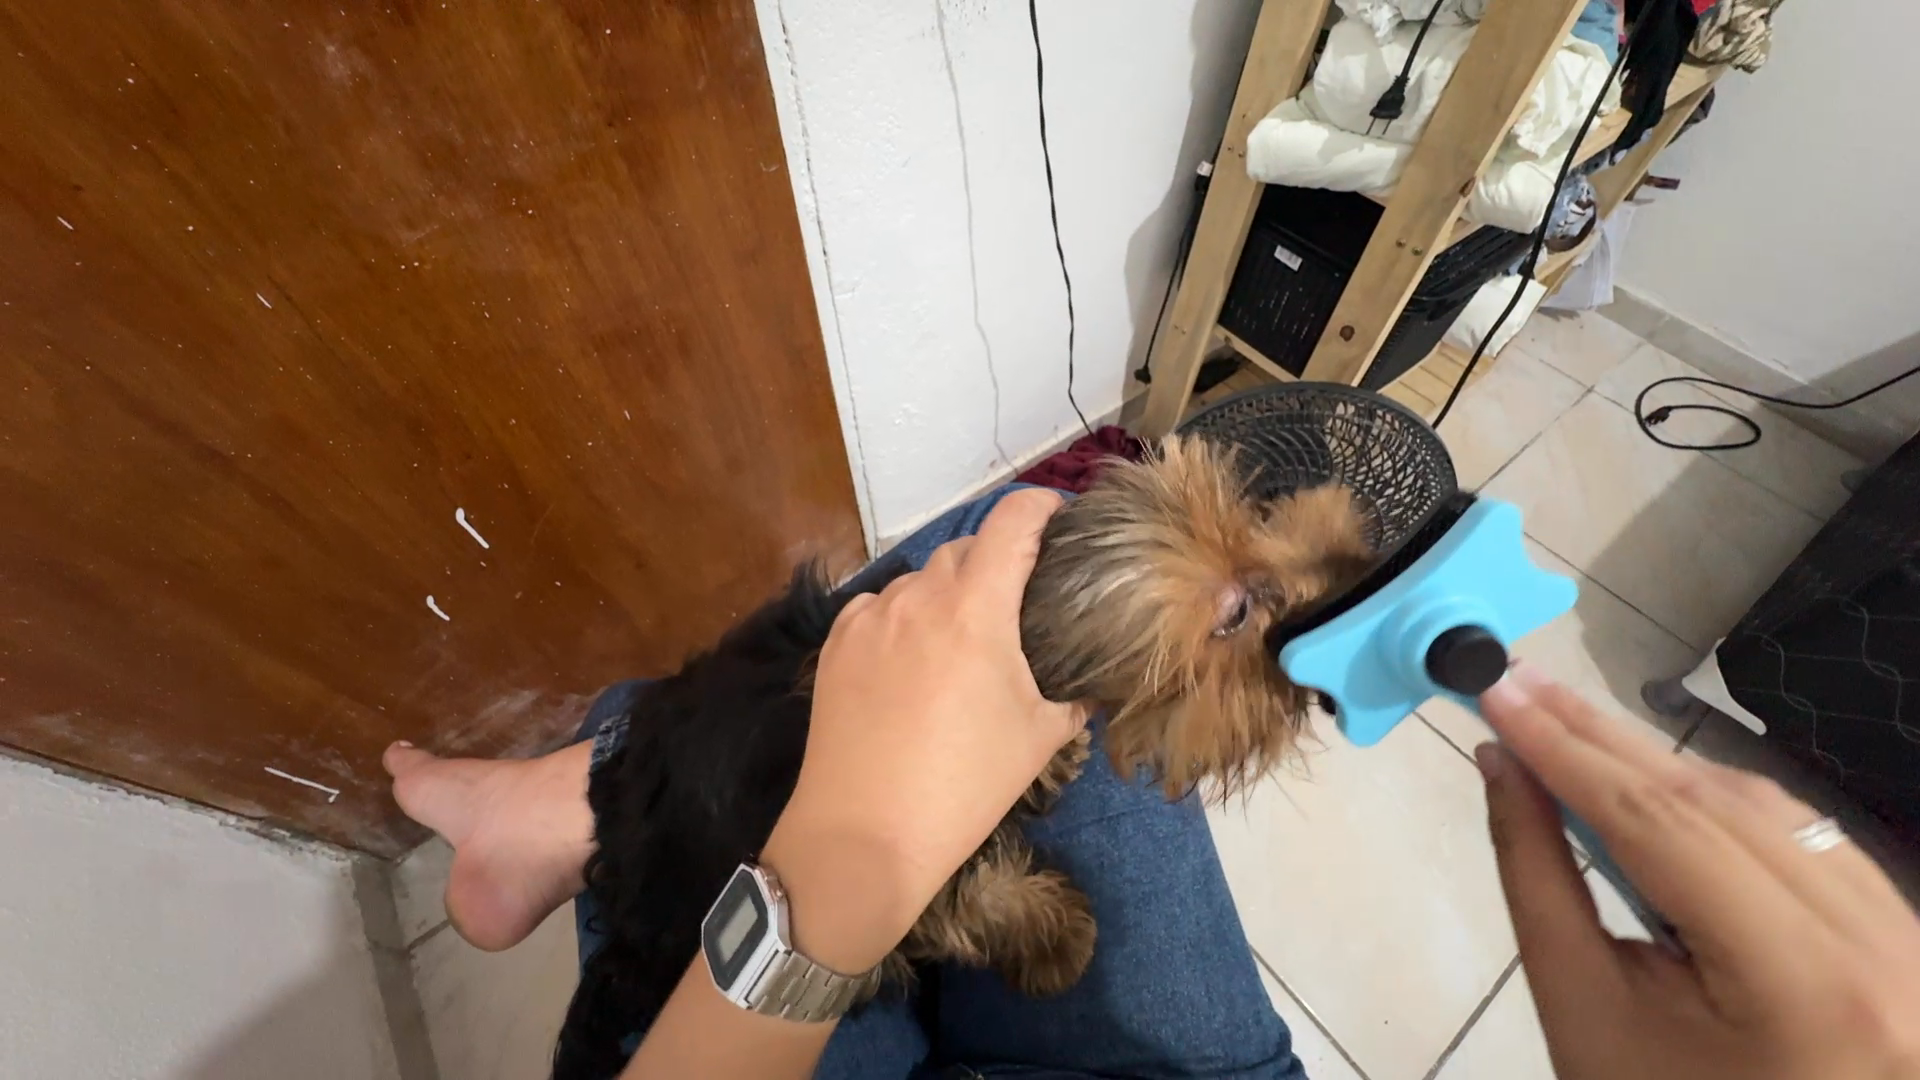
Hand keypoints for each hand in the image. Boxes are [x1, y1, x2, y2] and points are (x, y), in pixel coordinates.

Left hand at [761, 490, 1086, 973]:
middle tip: (1013, 604)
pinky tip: (908, 658)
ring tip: (957, 641)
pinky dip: (903, 616)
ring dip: (947, 593)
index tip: (1057, 518)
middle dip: (996, 561)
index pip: (1012, 520)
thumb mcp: (1039, 737)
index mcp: (976, 607)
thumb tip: (1094, 684)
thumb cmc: (964, 785)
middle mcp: (919, 595)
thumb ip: (1076, 695)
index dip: (1041, 506)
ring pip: (921, 578)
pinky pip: (880, 606)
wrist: (863, 833)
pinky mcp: (835, 640)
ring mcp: (871, 615)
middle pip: (966, 548)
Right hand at [1476, 664, 1919, 1079]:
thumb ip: (1532, 864)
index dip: (1561, 747)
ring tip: (1560, 719)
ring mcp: (1912, 945)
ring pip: (1758, 807)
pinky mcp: (1902, 941)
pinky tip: (1643, 773)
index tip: (1493, 692)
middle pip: (1712, 801)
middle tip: (1516, 681)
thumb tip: (1498, 759)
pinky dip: (1704, 794)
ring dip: (1647, 757)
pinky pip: (1792, 836)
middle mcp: (1887, 951)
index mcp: (1806, 983)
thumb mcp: (1574, 991)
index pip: (1656, 822)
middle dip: (1596, 733)